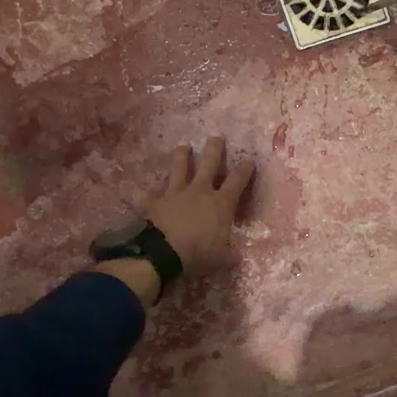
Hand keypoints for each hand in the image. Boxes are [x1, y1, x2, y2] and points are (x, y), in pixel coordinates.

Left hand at [146, 135, 255, 275]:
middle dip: (215, 149)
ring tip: (183, 147)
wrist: (163, 253)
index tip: (249, 160)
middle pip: (209, 163)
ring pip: (179, 167)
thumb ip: (230, 254)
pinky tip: (147, 190)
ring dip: (182, 156)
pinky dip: (152, 191)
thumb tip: (237, 256)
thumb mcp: (223, 258)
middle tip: (216, 137)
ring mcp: (175, 193)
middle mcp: (200, 191)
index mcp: (221, 203)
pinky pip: (152, 192)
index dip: (245, 169)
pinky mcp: (154, 200)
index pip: (238, 181)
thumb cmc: (199, 253)